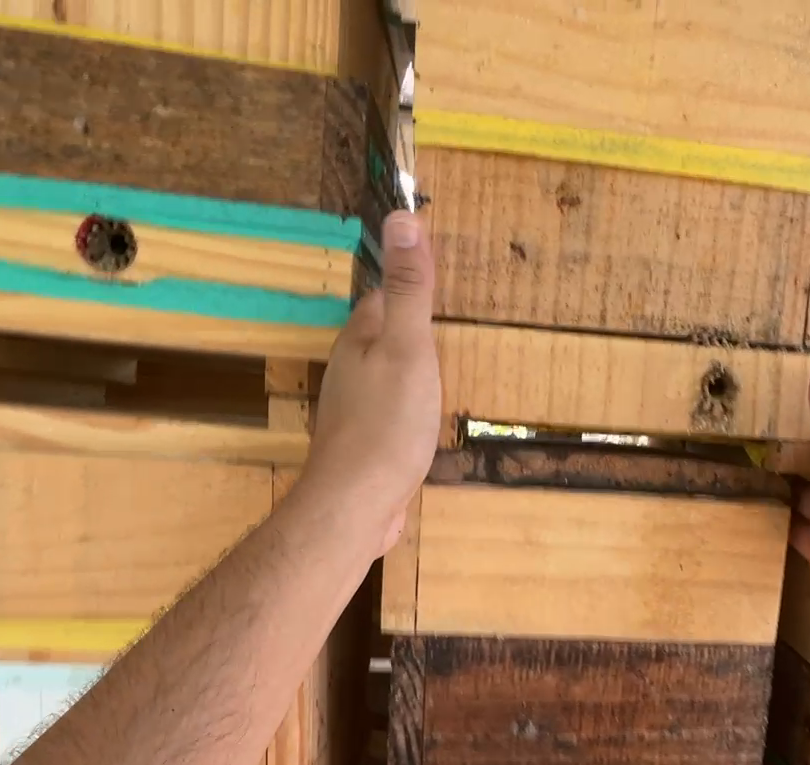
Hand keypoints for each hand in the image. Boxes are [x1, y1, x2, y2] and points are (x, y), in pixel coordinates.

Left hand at [306, 210, 442, 551]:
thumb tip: (401, 215)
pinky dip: (413, 406)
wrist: (357, 504)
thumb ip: (409, 290)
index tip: (444, 277)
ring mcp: (356, 408)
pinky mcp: (367, 443)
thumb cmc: (386, 423)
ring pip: (389, 375)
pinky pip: (393, 411)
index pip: (385, 296)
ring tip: (450, 368)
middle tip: (457, 324)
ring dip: (415, 369)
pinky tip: (429, 419)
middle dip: (415, 328)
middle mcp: (351, 368)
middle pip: (385, 335)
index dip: (411, 284)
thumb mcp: (408, 348)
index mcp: (360, 338)